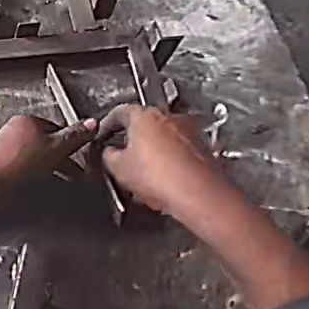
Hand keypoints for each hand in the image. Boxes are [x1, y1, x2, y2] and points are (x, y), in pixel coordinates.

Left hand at [0, 114, 98, 189]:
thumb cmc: (18, 164)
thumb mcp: (55, 148)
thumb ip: (75, 136)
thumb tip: (92, 124)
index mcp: (27, 121)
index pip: (57, 128)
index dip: (71, 144)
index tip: (80, 158)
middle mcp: (13, 131)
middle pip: (45, 143)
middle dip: (60, 159)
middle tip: (73, 174)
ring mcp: (4, 148)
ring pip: (34, 156)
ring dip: (47, 168)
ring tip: (56, 182)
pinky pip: (22, 168)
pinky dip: (33, 175)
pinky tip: (35, 186)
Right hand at [95, 104, 223, 217]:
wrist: (197, 196)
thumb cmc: (162, 178)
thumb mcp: (117, 168)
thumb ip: (108, 155)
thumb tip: (109, 154)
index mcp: (145, 116)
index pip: (120, 112)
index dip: (108, 124)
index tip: (104, 132)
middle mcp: (170, 118)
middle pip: (144, 124)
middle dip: (133, 139)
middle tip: (122, 155)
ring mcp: (190, 133)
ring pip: (163, 138)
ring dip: (152, 151)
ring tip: (143, 173)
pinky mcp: (204, 151)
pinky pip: (179, 152)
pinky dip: (169, 162)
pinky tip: (162, 181)